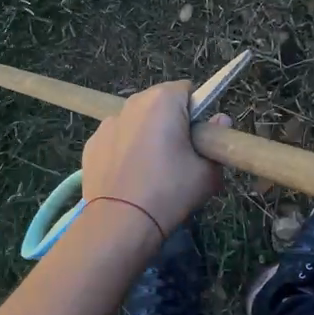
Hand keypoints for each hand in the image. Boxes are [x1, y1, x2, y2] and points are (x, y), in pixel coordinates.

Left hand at [81, 81, 228, 232]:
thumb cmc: (169, 191)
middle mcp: (133, 102)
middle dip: (171, 122)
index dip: (197, 113)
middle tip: (179, 157)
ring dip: (146, 134)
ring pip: (136, 121)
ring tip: (151, 170)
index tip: (198, 139)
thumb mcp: (206, 173)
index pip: (188, 91)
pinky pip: (116, 139)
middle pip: (160, 103)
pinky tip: (128, 178)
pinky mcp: (92, 142)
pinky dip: (124, 150)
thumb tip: (221, 120)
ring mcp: (108, 122)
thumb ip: (216, 141)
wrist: (120, 223)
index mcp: (163, 100)